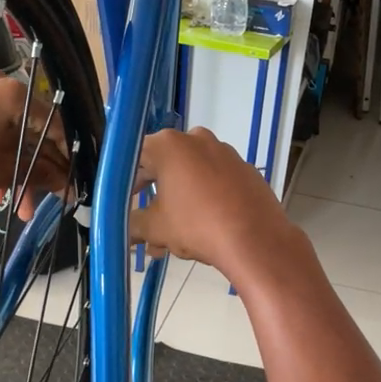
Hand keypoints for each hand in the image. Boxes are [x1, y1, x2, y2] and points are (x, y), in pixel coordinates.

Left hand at [0, 72, 69, 208]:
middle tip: (39, 202)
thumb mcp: (4, 169)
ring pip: (12, 135)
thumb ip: (43, 174)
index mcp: (16, 94)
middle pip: (33, 133)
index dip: (64, 161)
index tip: (68, 188)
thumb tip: (69, 186)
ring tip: (14, 206)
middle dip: (36, 172)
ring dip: (16, 170)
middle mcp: (1, 84)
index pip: (57, 127)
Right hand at [129, 128, 299, 278]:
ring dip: (179, 204)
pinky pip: (216, 183)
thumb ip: (133, 224)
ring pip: (192, 178)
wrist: (255, 240)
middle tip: (147, 224)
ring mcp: (226, 153)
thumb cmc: (197, 226)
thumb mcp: (155, 228)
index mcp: (170, 145)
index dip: (126, 181)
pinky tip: (203, 229)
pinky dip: (206, 201)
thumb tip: (126, 229)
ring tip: (172, 241)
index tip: (125, 202)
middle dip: (155, 197)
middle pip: (166, 166)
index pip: (136, 155)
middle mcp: (198, 140)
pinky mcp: (246, 171)